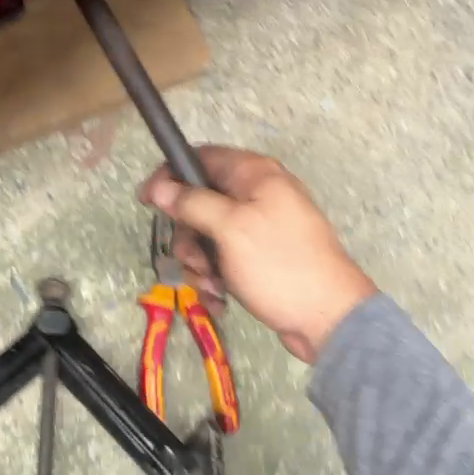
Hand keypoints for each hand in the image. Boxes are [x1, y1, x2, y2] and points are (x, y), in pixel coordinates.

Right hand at [140, 147, 376, 363]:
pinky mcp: (259, 260)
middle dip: (188, 235)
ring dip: (200, 264)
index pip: (201, 158)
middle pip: (200, 203)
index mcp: (255, 174)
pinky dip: (216, 279)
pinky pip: (223, 261)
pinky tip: (221, 298)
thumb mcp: (230, 229)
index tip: (148, 201)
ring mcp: (259, 230)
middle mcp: (257, 196)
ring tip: (214, 285)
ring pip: (207, 237)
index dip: (171, 176)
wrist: (325, 316)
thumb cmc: (279, 265)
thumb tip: (160, 187)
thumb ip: (192, 203)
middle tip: (194, 259)